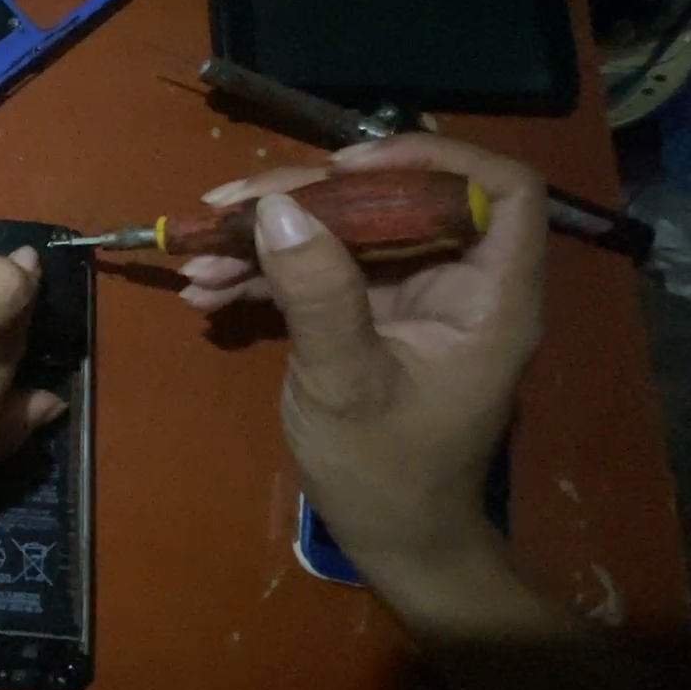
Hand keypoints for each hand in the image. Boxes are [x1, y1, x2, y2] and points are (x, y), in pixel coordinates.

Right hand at [179, 135, 545, 577]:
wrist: (383, 528)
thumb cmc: (383, 466)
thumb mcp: (344, 381)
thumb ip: (318, 294)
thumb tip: (277, 209)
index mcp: (484, 294)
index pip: (495, 191)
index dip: (426, 161)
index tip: (338, 166)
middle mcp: (448, 281)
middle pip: (385, 203)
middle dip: (298, 201)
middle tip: (223, 210)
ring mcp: (398, 296)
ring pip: (332, 234)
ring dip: (259, 241)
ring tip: (194, 262)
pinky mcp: (355, 312)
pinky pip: (304, 271)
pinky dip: (253, 275)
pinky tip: (203, 293)